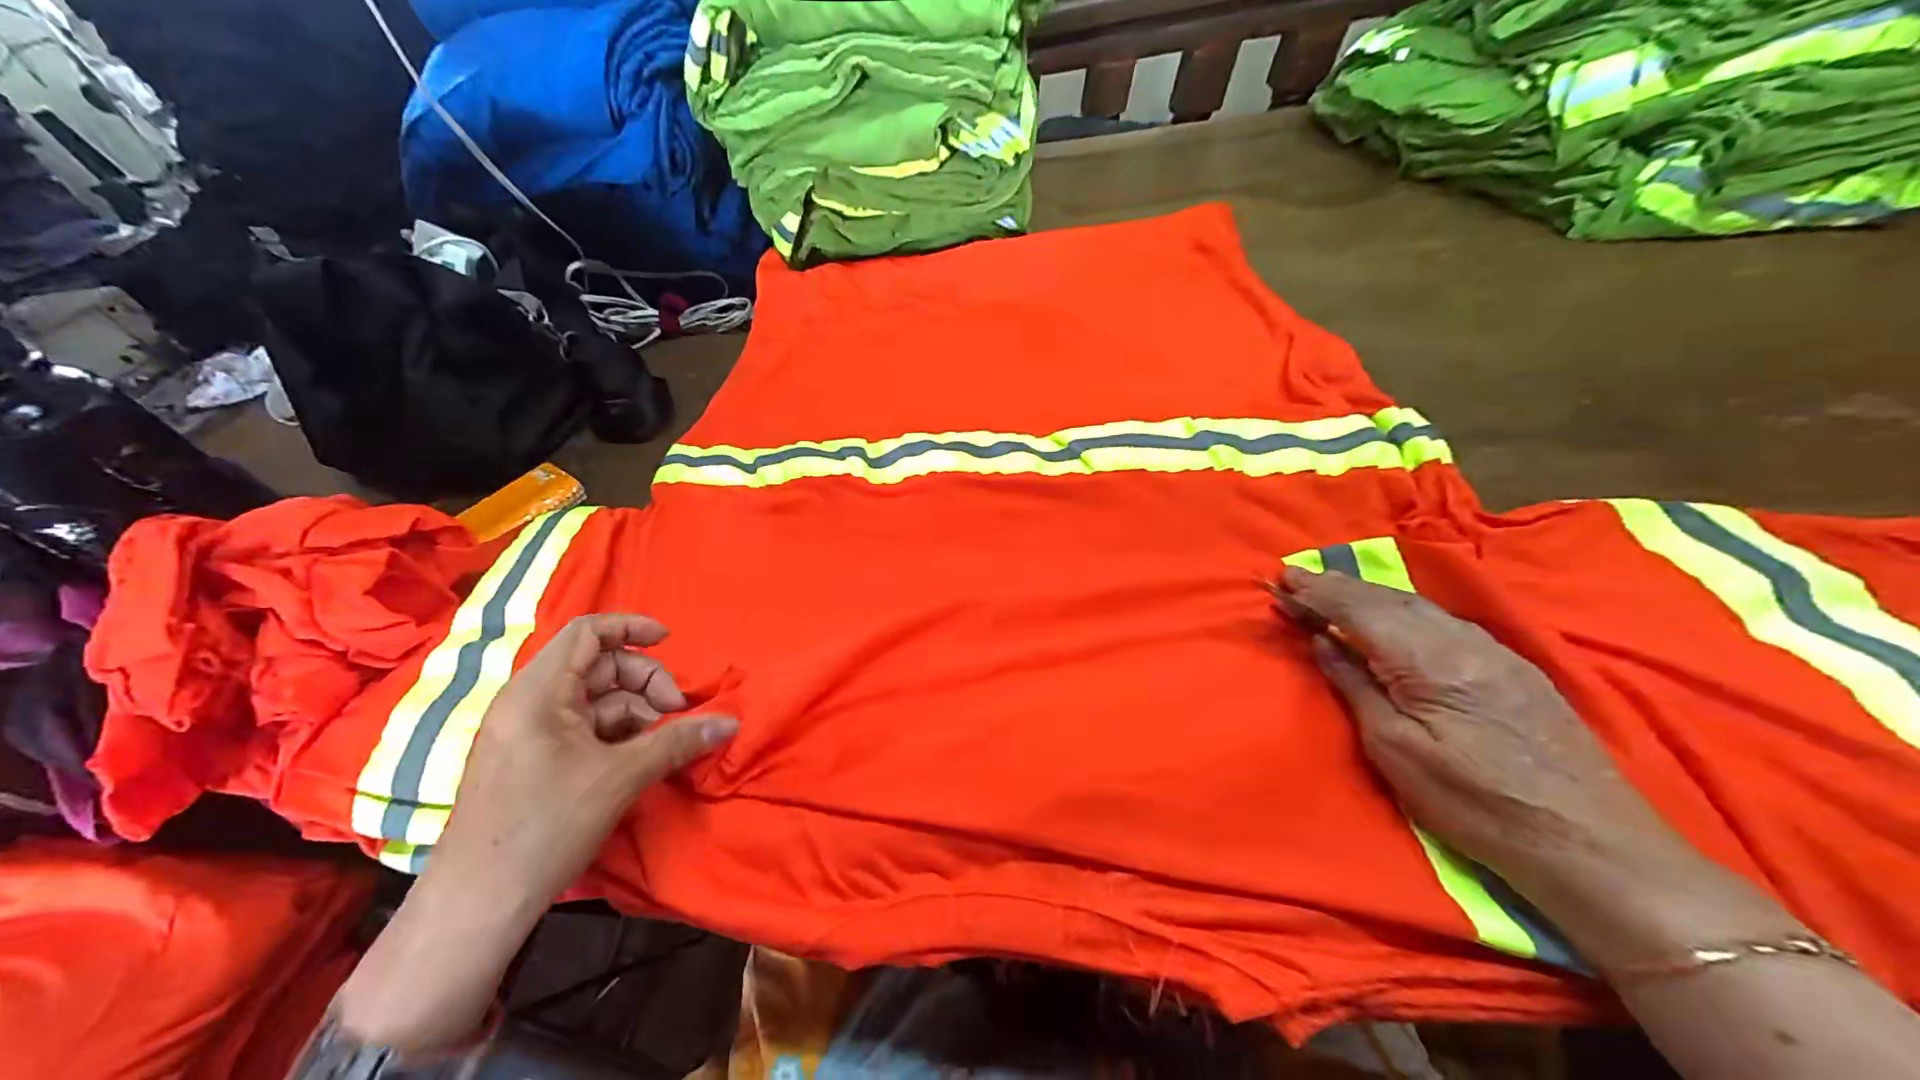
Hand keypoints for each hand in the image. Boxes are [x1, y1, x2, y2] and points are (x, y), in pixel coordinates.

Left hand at [430, 613, 737, 910]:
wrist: (479, 903)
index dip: (631, 628)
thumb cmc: (546, 825)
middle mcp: (530, 702)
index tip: (669, 641)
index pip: (587, 633)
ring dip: (636, 712)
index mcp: (538, 691)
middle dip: (645, 681)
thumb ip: (678, 741)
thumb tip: (730, 723)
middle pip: (598, 666)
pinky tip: (641, 757)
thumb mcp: (621, 777)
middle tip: (677, 713)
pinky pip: (584, 728)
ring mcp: (529, 733)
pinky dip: (617, 734)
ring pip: (595, 701)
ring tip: (665, 741)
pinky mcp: (534, 760)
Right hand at [1271, 567, 1688, 900]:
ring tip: (1331, 591)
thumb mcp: (1396, 750)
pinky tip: (1390, 616)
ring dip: (1369, 595)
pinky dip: (1401, 611)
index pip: (1358, 609)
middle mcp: (1462, 640)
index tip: (1278, 579)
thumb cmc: (1474, 803)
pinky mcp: (1513, 668)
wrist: (1589, 843)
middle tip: (1294, 579)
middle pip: (1387, 599)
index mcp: (1428, 658)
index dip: (1316, 593)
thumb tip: (1323, 640)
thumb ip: (1356, 685)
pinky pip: (1442, 621)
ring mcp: (1494, 651)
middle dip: (1337, 587)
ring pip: (1418, 606)